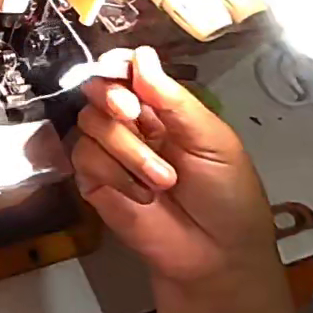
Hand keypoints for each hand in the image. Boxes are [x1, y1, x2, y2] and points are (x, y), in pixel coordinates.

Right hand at [72, 47, 283, 312]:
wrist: (217, 256)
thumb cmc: (228, 196)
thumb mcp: (212, 140)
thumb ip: (172, 100)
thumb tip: (140, 56)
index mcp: (160, 107)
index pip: (126, 72)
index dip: (117, 68)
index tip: (124, 75)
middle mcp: (130, 124)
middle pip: (97, 91)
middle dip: (111, 100)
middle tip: (132, 117)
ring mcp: (109, 152)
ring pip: (89, 124)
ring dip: (127, 151)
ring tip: (162, 181)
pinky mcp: (93, 180)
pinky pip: (84, 158)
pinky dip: (114, 175)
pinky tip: (141, 194)